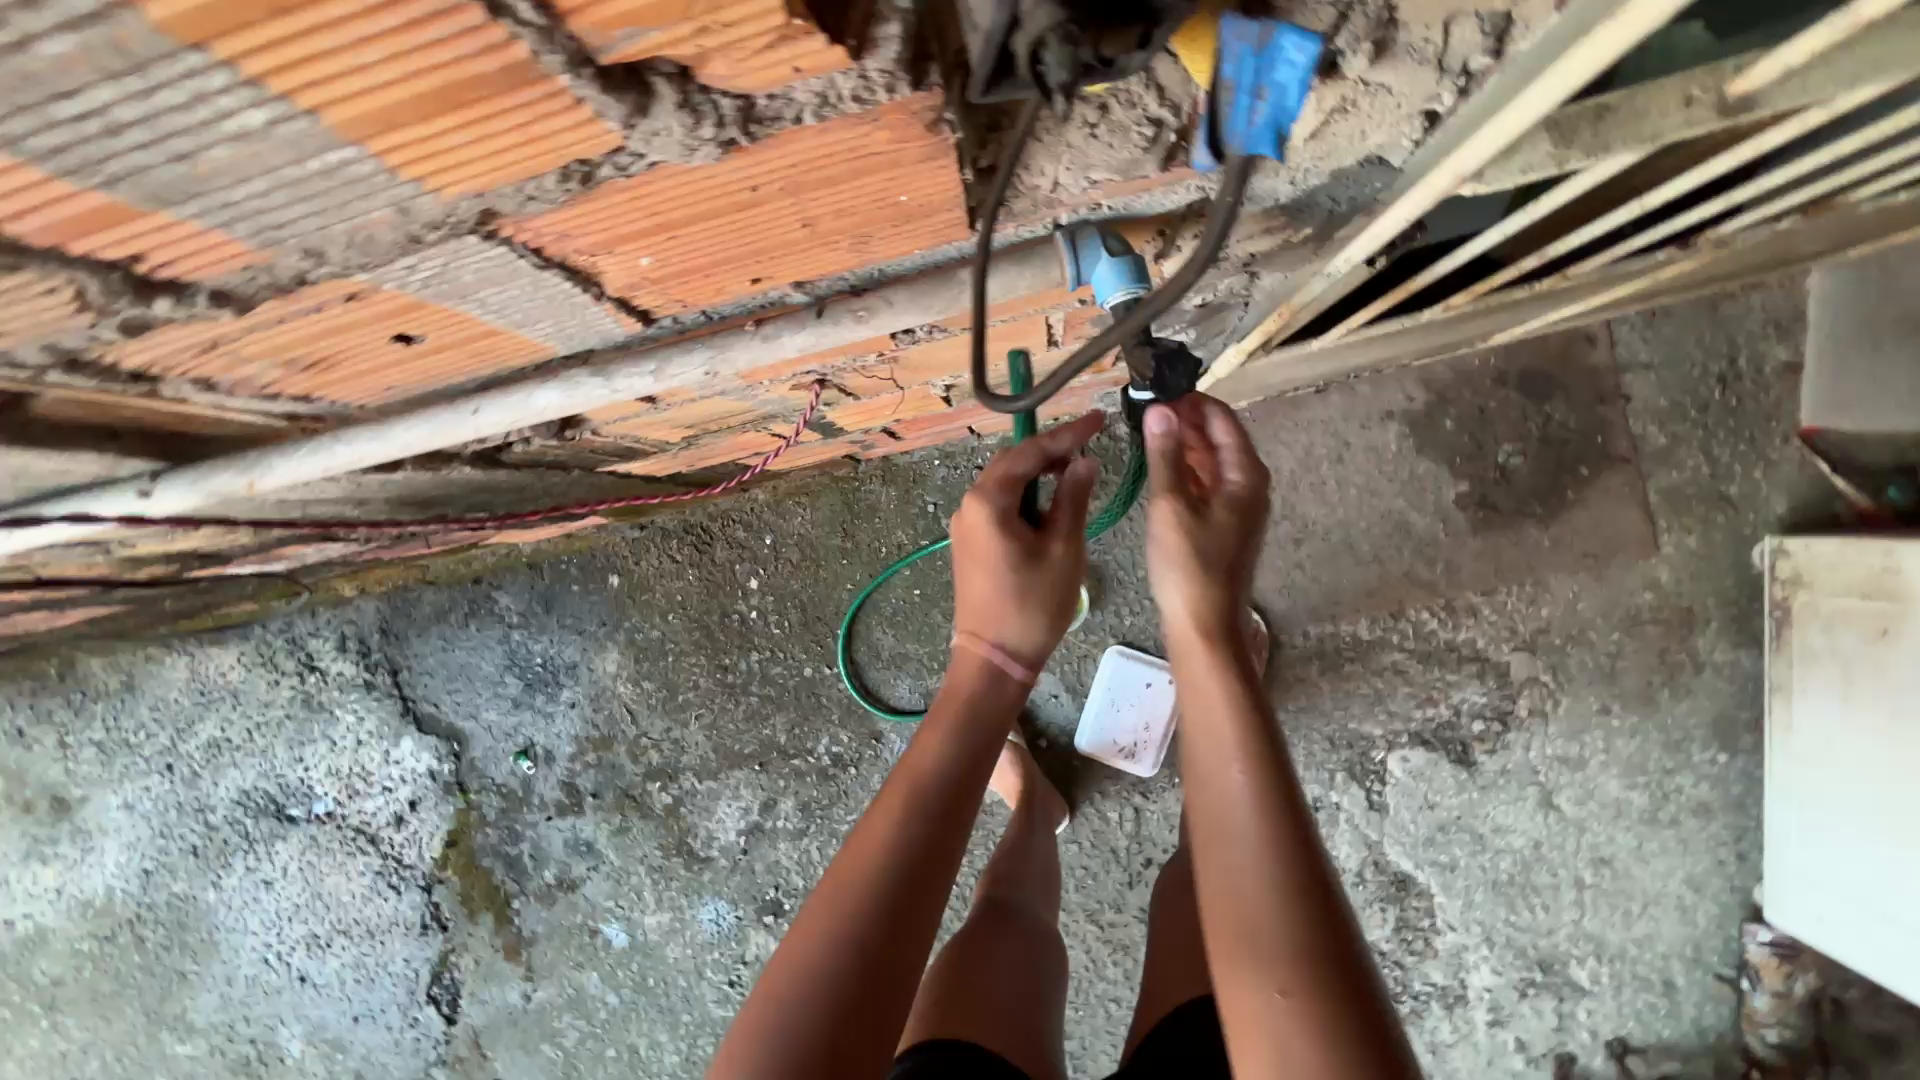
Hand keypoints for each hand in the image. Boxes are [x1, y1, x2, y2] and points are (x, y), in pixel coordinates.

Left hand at [949, 411, 1103, 670]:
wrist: (994, 658)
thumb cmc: (1033, 605)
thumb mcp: (1063, 548)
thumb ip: (1073, 497)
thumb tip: (1083, 461)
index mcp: (988, 500)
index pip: (1030, 451)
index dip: (1067, 433)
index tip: (1098, 418)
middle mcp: (969, 504)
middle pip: (1012, 463)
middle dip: (1050, 451)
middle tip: (1089, 444)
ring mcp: (965, 525)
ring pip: (1004, 484)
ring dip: (1038, 475)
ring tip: (1075, 472)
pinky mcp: (969, 543)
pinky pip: (998, 506)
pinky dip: (1025, 497)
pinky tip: (1050, 504)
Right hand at [1142, 395, 1270, 646]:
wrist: (1205, 623)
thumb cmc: (1188, 564)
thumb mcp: (1171, 505)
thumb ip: (1165, 454)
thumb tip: (1160, 409)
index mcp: (1245, 474)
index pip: (1221, 419)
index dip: (1191, 401)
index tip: (1157, 389)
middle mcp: (1248, 484)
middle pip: (1218, 438)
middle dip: (1184, 420)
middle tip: (1145, 406)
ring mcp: (1237, 506)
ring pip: (1210, 461)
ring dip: (1181, 444)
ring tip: (1146, 428)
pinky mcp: (1223, 524)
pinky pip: (1205, 483)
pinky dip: (1183, 469)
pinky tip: (1158, 464)